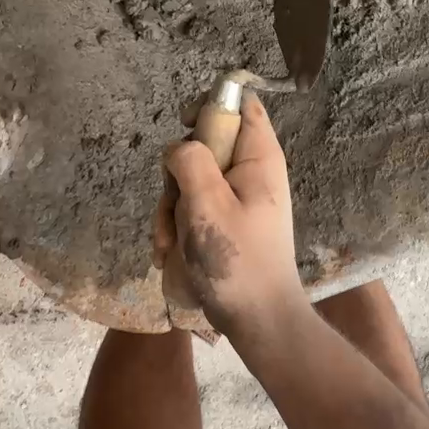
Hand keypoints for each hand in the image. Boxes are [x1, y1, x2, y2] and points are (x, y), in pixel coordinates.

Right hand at [154, 95, 307, 336]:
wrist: (258, 325)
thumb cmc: (237, 261)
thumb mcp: (207, 204)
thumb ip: (189, 161)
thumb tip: (178, 147)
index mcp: (259, 157)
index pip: (241, 103)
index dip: (211, 104)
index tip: (185, 125)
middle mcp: (249, 171)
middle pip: (204, 143)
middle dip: (177, 174)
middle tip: (174, 204)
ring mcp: (235, 198)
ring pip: (190, 179)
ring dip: (170, 208)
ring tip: (169, 243)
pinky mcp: (223, 222)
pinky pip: (191, 207)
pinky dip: (176, 227)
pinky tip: (169, 253)